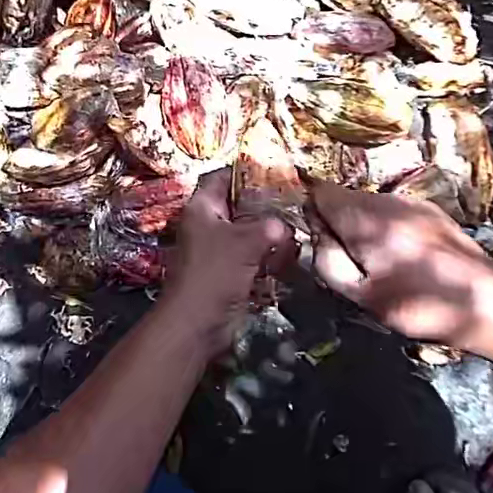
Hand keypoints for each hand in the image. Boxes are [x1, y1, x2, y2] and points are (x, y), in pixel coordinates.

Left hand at [162, 170, 294, 354]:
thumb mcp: (246, 242)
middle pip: (238, 205)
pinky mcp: (226, 271)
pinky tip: (288, 257)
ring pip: (247, 232)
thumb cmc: (214, 273)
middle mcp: (207, 224)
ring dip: (269, 234)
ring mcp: (216, 248)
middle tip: (295, 202)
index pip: (222, 177)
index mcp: (202, 207)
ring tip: (296, 231)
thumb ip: (269, 226)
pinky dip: (267, 256)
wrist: (196, 323)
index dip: (245, 171)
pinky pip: (251, 255)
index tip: (275, 170)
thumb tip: (284, 225)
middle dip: (265, 206)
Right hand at [306, 180, 492, 349]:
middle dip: (337, 223)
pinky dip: (386, 228)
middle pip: (343, 198)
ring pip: (367, 205)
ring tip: (381, 264)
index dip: (311, 213)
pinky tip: (405, 258)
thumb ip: (326, 260)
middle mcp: (384, 200)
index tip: (321, 241)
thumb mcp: (360, 294)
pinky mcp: (429, 210)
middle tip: (352, 262)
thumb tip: (315, 234)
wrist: (492, 303)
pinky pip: (391, 212)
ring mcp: (409, 202)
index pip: (319, 192)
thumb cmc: (421, 305)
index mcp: (363, 218)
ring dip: (363, 227)